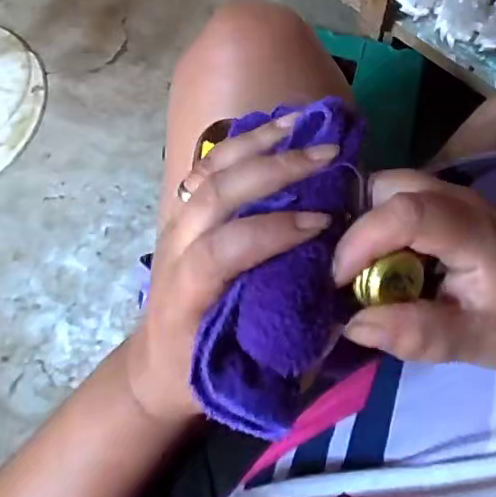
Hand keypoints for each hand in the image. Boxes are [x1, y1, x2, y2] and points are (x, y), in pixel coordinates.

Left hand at [127, 112, 337, 425]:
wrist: (154, 362)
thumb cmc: (201, 370)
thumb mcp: (242, 371)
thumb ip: (285, 336)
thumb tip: (341, 301)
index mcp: (185, 294)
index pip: (220, 250)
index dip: (269, 232)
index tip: (320, 224)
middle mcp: (174, 249)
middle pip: (217, 193)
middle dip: (274, 171)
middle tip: (326, 158)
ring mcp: (176, 222)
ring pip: (212, 169)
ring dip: (261, 144)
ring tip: (304, 125)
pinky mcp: (184, 208)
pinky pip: (211, 163)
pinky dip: (246, 140)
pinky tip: (279, 125)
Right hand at [331, 170, 495, 368]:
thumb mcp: (478, 343)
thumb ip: (422, 335)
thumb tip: (354, 325)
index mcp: (472, 230)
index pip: (409, 213)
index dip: (364, 240)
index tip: (338, 283)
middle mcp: (455, 197)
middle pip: (387, 188)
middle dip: (353, 228)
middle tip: (341, 277)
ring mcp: (445, 192)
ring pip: (383, 187)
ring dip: (358, 223)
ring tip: (353, 270)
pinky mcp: (435, 198)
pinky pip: (388, 196)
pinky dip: (368, 222)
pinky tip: (369, 260)